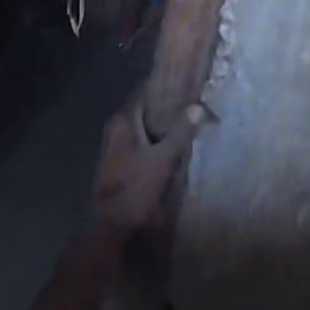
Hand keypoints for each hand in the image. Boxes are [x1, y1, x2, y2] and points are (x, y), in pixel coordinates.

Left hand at [91, 98, 206, 232]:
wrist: (109, 227)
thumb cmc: (134, 189)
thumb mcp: (162, 160)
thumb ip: (180, 133)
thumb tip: (199, 107)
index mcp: (122, 121)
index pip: (143, 90)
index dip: (164, 85)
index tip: (187, 82)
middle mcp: (116, 128)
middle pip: (144, 107)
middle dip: (168, 104)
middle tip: (195, 101)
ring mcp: (116, 145)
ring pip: (143, 124)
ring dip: (163, 122)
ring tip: (189, 119)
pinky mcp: (120, 160)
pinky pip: (142, 138)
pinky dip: (157, 136)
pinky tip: (175, 141)